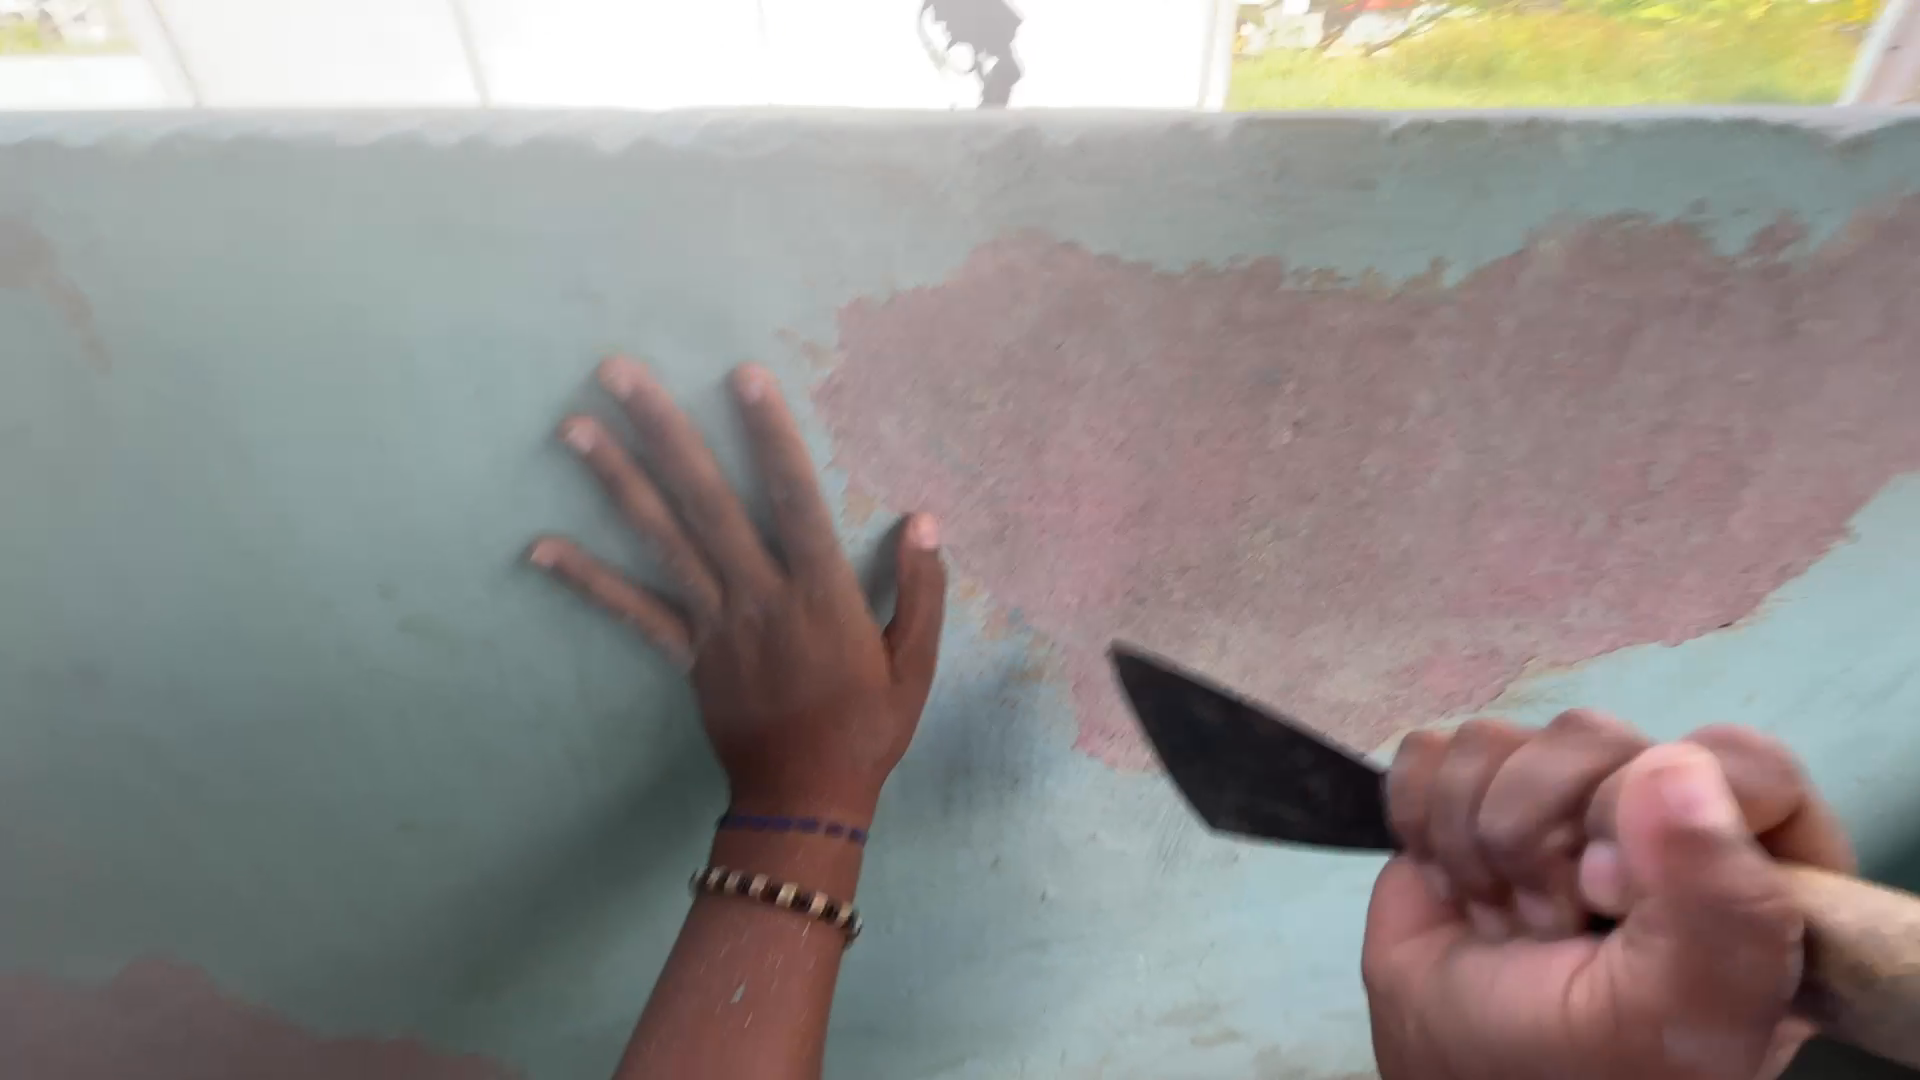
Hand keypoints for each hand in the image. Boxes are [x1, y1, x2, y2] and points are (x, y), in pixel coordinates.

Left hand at [528, 357, 945, 819]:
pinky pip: (633, 615)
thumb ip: (923, 589)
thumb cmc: (869, 726)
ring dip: (617, 483)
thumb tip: (924, 520)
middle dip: (665, 434)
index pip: (796, 500)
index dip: (772, 437)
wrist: (806, 798)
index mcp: (820, 594)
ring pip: (662, 545)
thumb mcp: (916, 662)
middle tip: (619, 373)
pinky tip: (540, 548)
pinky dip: (588, 581)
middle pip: (707, 504)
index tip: (743, 377)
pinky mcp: (687, 656)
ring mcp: (714, 626)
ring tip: (574, 428)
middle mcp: (759, 596)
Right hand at [1363, 713, 1855, 1079]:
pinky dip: (1415, 818)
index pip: (1732, 759)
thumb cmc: (1568, 1059)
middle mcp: (1642, 813)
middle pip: (1583, 736)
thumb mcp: (1669, 1017)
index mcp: (1742, 864)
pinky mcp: (1451, 787)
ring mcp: (1538, 794)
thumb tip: (1678, 763)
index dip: (1653, 807)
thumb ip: (1716, 909)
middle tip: (1542, 919)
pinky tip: (1444, 875)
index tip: (1609, 892)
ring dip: (1468, 837)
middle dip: (1535, 834)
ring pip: (1488, 738)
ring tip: (1492, 908)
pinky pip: (1421, 751)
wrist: (1439, 1052)